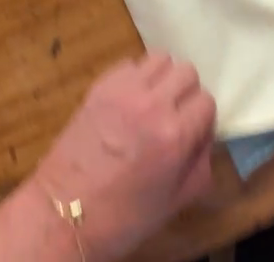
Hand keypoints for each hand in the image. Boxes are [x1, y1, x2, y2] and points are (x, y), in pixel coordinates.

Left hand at [29, 51, 216, 261]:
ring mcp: (124, 89)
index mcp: (175, 135)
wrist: (67, 211)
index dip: (202, 118)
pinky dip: (136, 77)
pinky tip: (129, 100)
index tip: (192, 132)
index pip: (207, 101)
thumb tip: (204, 135)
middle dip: (186, 92)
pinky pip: (130, 64)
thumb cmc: (124, 215)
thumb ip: (200, 163)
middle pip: (186, 71)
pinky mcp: (100, 84)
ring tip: (153, 101)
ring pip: (160, 58)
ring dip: (163, 77)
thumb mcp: (176, 201)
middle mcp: (152, 104)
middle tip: (175, 114)